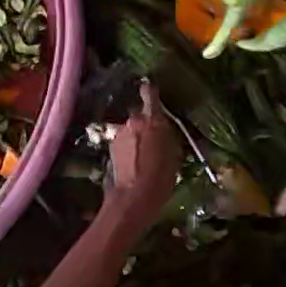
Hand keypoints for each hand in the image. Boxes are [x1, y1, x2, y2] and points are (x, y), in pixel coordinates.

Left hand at [107, 81, 179, 217]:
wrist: (134, 197)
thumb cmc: (162, 177)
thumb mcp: (175, 154)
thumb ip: (167, 134)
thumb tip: (164, 127)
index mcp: (152, 119)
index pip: (149, 94)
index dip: (150, 91)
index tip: (151, 88)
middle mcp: (132, 121)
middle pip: (139, 116)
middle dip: (144, 124)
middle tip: (154, 139)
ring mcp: (118, 135)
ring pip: (129, 130)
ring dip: (134, 138)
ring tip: (143, 156)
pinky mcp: (109, 148)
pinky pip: (122, 143)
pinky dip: (127, 149)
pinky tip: (133, 163)